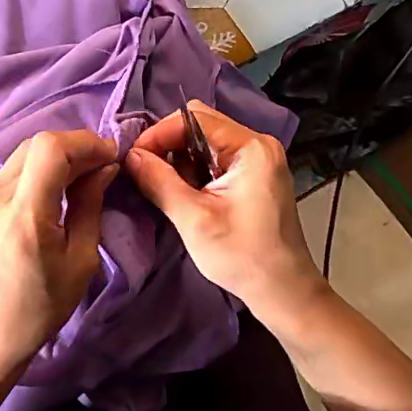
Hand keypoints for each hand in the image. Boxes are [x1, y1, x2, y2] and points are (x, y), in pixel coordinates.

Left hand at [0, 131, 119, 390]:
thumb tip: (104, 167)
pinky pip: (13, 171)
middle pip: (37, 144)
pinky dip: (40, 168)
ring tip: (84, 176)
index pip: (50, 149)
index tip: (112, 156)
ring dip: (58, 155)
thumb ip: (89, 205)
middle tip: (102, 166)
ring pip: (24, 154)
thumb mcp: (80, 260)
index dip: (86, 143)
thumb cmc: (40, 306)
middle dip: (75, 146)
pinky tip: (58, 187)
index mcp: (23, 215)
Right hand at [124, 102, 324, 316]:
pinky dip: (190, 169)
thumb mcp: (193, 219)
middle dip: (166, 144)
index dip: (158, 135)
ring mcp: (255, 159)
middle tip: (145, 170)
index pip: (193, 119)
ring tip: (163, 186)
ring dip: (177, 158)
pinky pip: (211, 158)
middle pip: (198, 124)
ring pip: (202, 141)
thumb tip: (129, 156)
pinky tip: (182, 193)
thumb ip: (159, 181)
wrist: (282, 291)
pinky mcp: (250, 175)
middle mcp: (256, 145)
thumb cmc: (242, 256)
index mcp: (251, 148)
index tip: (133, 158)